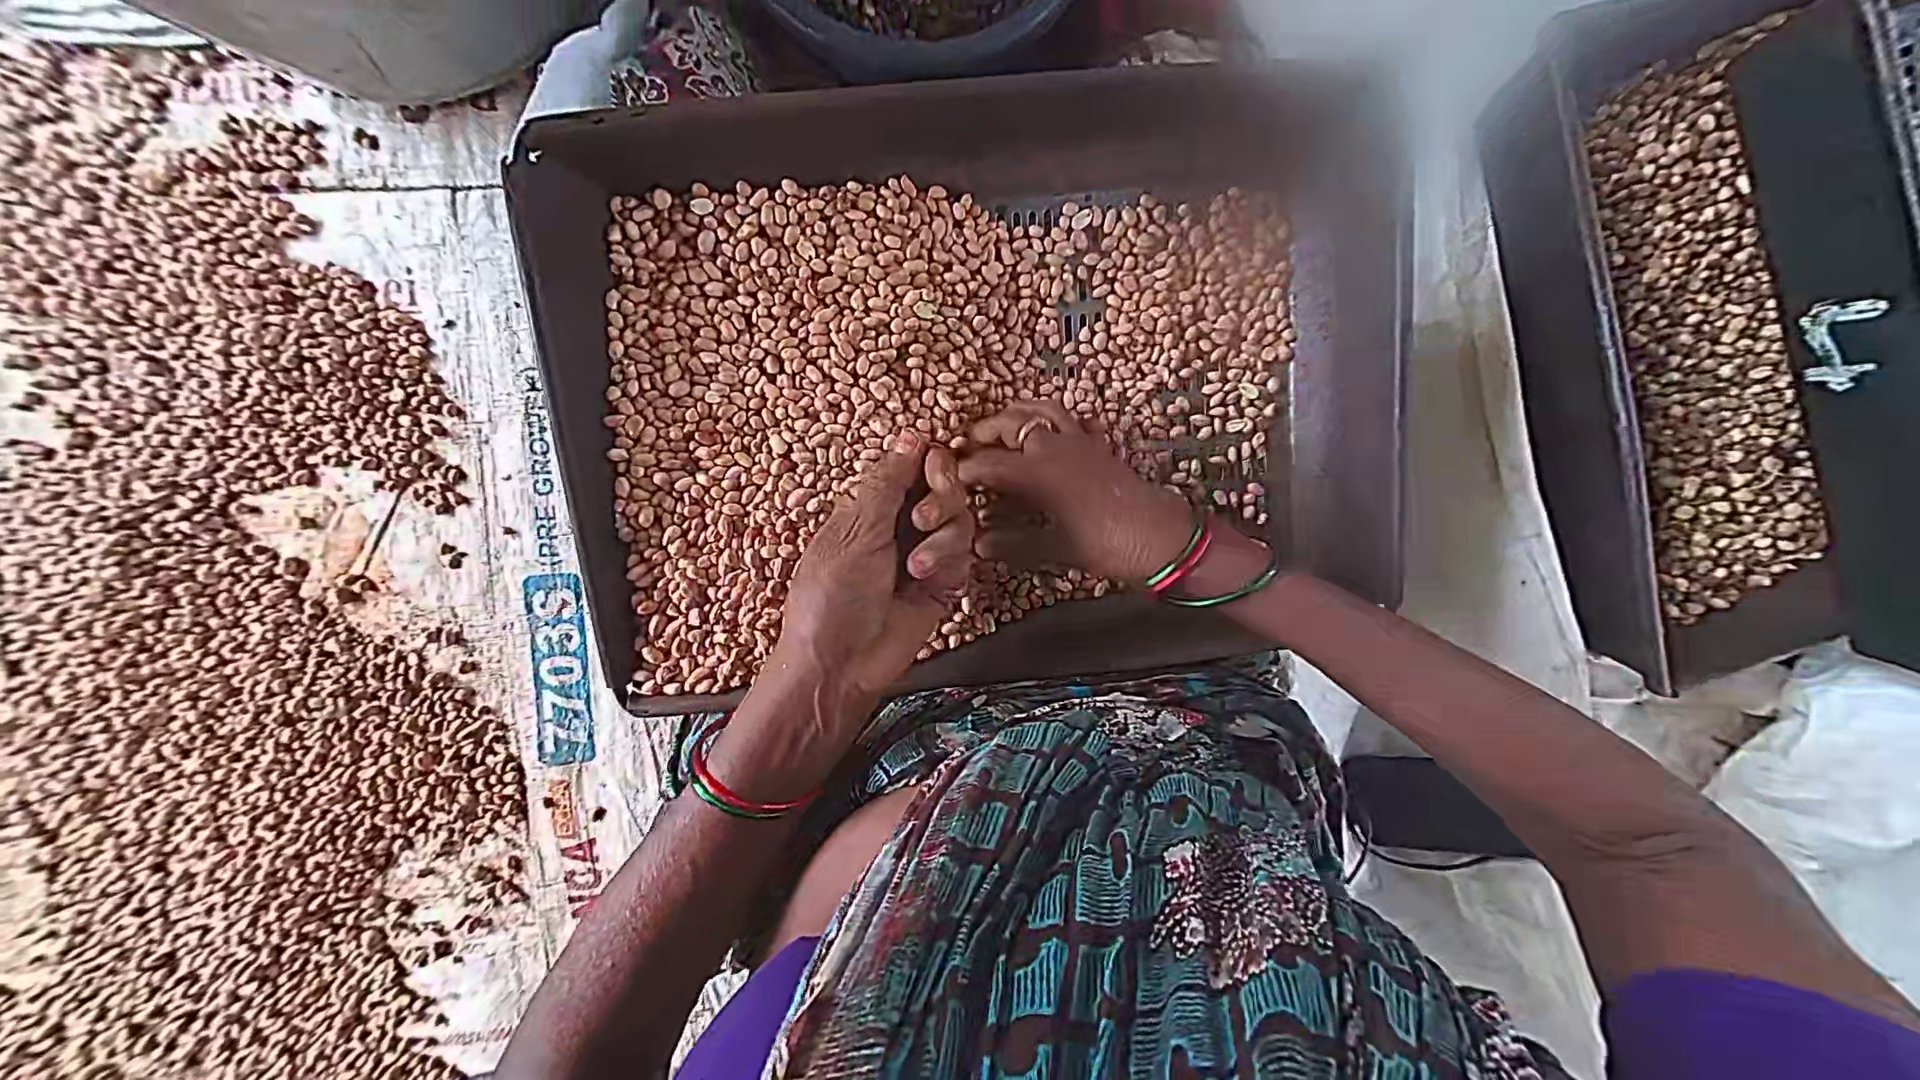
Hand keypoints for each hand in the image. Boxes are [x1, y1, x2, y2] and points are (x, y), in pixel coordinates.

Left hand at [772, 430, 974, 706]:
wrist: (841, 663)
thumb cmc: (831, 596)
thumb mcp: (856, 531)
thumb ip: (888, 483)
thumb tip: (911, 437)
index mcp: (871, 507)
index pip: (913, 466)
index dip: (929, 461)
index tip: (933, 464)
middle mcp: (900, 527)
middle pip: (944, 488)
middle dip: (941, 497)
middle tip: (922, 518)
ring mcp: (925, 554)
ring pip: (960, 520)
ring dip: (943, 538)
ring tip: (915, 566)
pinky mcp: (944, 583)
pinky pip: (964, 555)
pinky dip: (949, 562)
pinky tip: (924, 580)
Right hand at [958, 400, 1194, 581]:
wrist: (1162, 537)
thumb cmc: (1107, 545)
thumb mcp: (1056, 549)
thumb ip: (1013, 545)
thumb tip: (979, 544)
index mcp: (1038, 472)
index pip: (988, 464)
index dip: (964, 470)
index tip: (948, 477)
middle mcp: (1056, 448)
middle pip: (1011, 423)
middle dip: (985, 431)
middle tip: (967, 444)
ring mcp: (1080, 442)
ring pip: (1042, 411)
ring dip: (1018, 414)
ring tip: (1002, 426)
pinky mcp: (1099, 446)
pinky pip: (1074, 420)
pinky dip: (1058, 420)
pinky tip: (1053, 431)